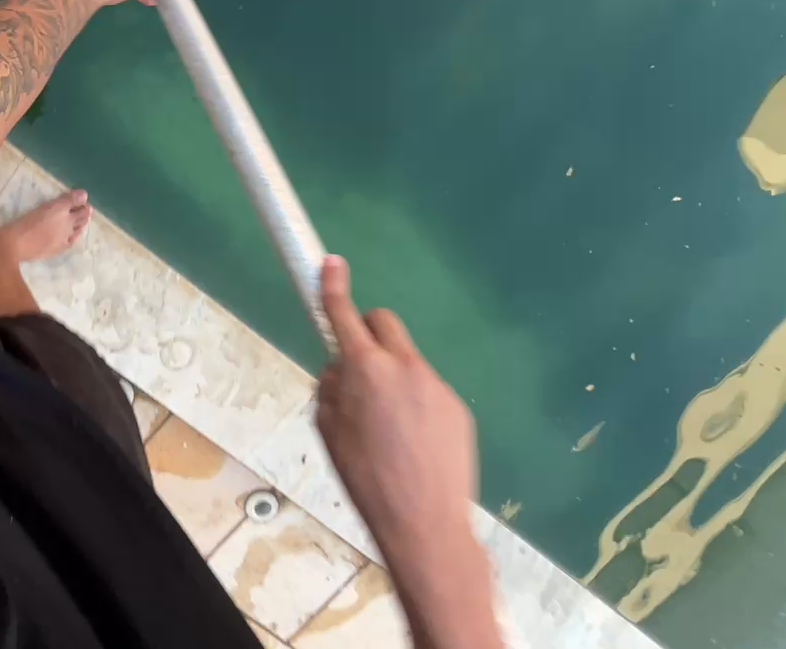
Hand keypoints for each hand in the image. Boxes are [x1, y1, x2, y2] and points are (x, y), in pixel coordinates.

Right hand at [316, 256, 502, 648]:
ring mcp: (437, 386)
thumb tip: (341, 367)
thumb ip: (330, 386)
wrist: (426, 524)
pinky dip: (412, 397)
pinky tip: (411, 438)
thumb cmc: (363, 475)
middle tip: (356, 362)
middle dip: (366, 330)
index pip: (343, 314)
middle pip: (383, 321)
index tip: (330, 261)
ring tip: (386, 420)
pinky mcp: (458, 407)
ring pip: (405, 357)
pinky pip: (426, 386)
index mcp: (365, 369)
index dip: (333, 285)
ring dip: (389, 370)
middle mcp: (404, 367)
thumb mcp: (327, 427)